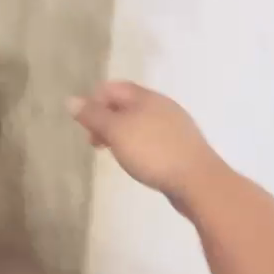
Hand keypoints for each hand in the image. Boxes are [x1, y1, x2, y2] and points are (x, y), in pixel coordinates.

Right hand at [70, 81, 227, 204]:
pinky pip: (153, 140)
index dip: (93, 101)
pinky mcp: (184, 149)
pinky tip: (139, 163)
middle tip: (96, 141)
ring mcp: (177, 128)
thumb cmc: (153, 152)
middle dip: (106, 120)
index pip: (111, 87)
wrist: (202, 185)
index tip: (86, 124)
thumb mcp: (115, 131)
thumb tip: (70, 100)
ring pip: (140, 124)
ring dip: (122, 135)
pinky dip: (140, 147)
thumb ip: (92, 115)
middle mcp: (163, 107)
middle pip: (125, 105)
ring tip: (116, 154)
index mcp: (146, 97)